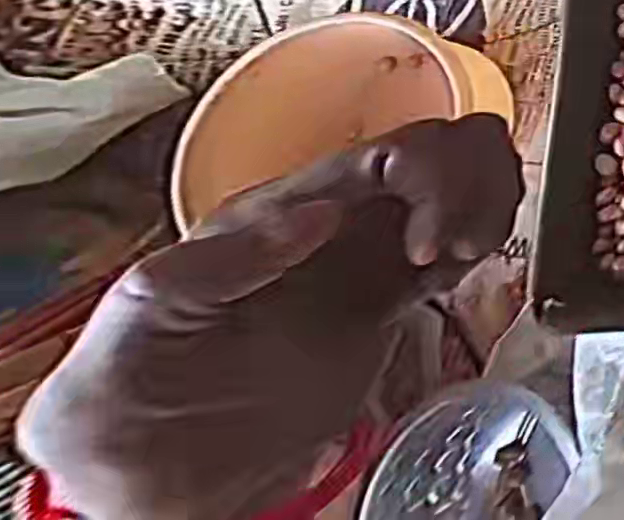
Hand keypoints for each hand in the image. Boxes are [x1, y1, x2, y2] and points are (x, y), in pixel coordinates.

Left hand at [16, 114, 521, 519]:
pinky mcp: (413, 275)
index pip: (403, 147)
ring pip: (482, 172)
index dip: (438, 180)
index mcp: (295, 205)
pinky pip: (480, 222)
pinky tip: (455, 276)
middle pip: (458, 143)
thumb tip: (322, 214)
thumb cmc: (136, 412)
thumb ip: (206, 271)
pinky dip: (491, 236)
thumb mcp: (129, 345)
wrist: (176, 481)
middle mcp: (353, 207)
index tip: (426, 251)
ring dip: (493, 206)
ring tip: (462, 261)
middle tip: (460, 249)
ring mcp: (387, 239)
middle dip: (479, 185)